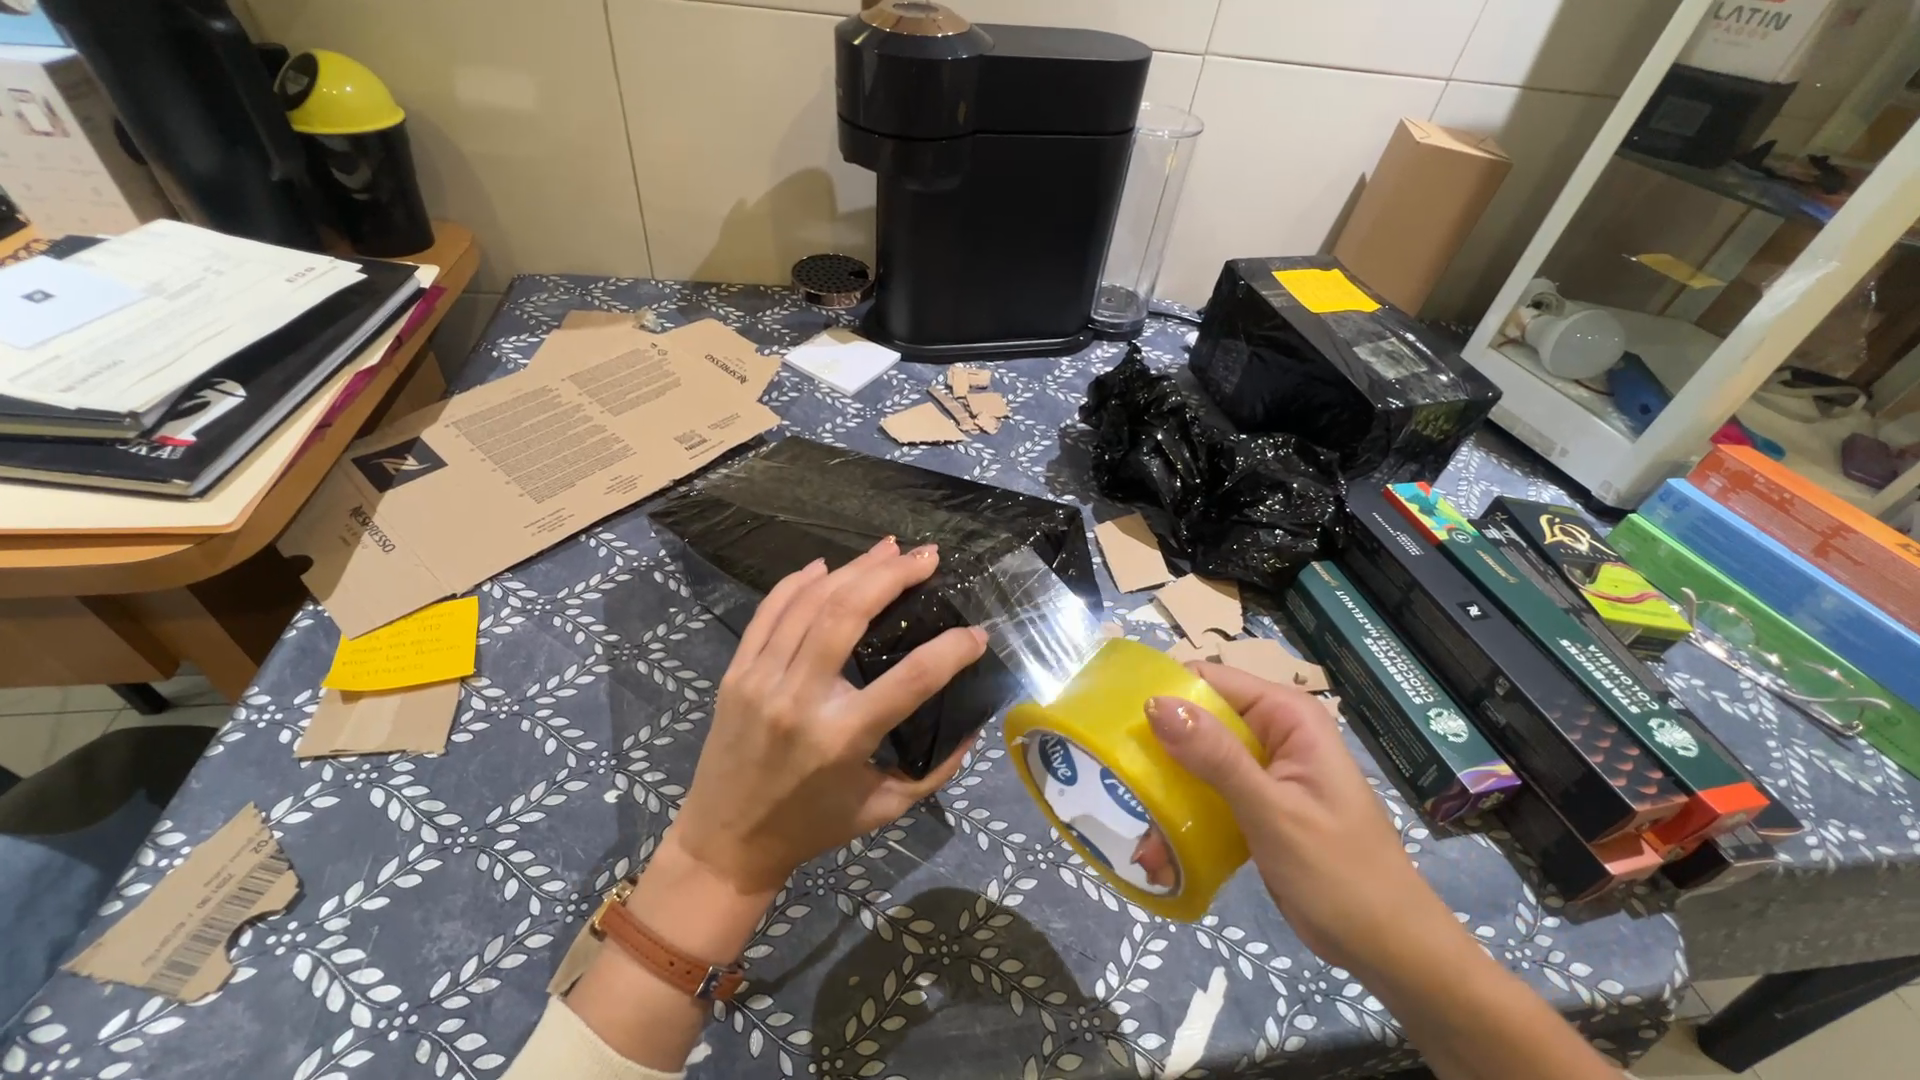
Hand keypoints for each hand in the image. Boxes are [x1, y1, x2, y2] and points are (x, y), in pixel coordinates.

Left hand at [667, 537, 989, 896]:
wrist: (726, 842)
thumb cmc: (813, 827)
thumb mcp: (884, 809)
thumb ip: (935, 770)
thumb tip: (974, 727)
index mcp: (843, 737)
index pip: (912, 678)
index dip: (953, 649)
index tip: (977, 633)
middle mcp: (801, 699)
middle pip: (850, 613)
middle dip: (895, 575)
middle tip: (929, 558)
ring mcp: (761, 680)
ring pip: (811, 603)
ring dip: (855, 568)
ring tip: (891, 549)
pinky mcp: (737, 672)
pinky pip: (769, 612)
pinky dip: (799, 582)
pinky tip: (827, 565)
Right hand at [1145, 662, 1457, 976]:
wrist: (1388, 946)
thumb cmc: (1340, 873)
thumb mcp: (1271, 811)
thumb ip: (1215, 757)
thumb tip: (1154, 703)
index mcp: (1286, 717)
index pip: (1210, 681)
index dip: (1164, 696)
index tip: (1116, 727)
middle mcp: (1273, 733)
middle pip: (1198, 722)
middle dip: (1158, 756)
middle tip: (1121, 792)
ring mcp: (1264, 771)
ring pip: (1196, 762)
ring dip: (1166, 796)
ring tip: (1144, 843)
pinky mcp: (1256, 805)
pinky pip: (1207, 796)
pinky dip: (1184, 820)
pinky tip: (1162, 856)